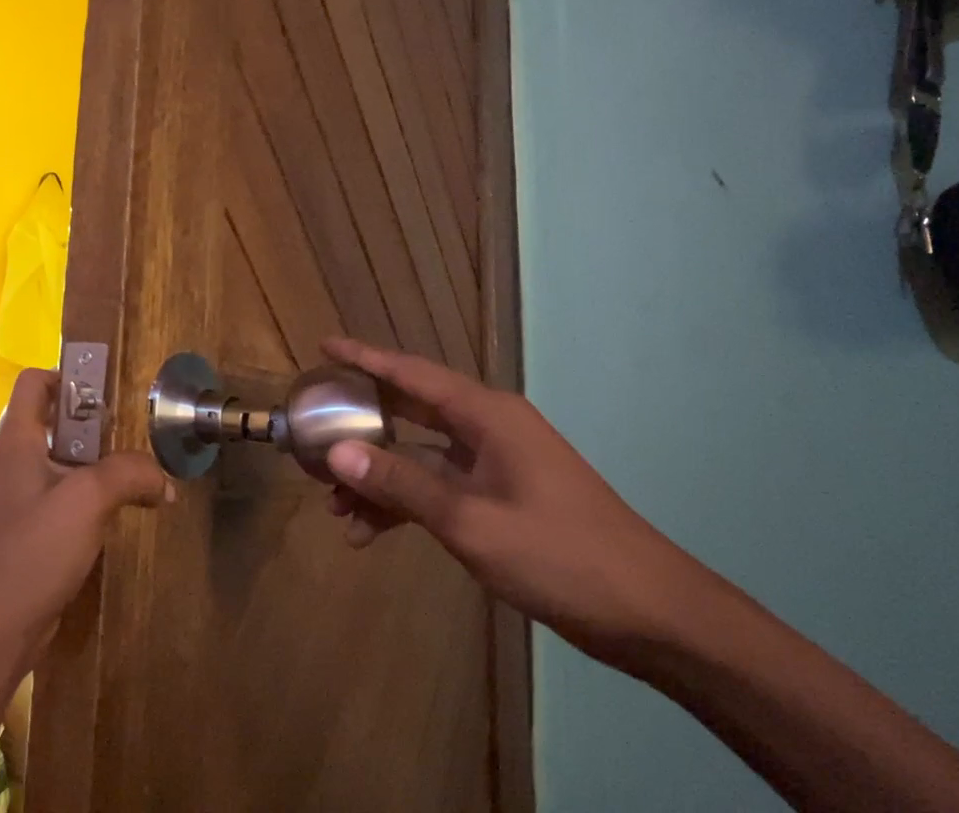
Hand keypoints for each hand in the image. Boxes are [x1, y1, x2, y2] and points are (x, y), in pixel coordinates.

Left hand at [0, 369, 173, 651]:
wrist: (0, 623)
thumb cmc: (35, 549)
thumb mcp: (86, 499)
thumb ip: (128, 475)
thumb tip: (164, 481)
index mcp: (19, 439)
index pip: (35, 382)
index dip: (69, 377)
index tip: (109, 396)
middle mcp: (20, 460)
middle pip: (60, 421)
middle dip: (101, 424)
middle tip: (138, 438)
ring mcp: (29, 495)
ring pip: (71, 461)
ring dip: (106, 464)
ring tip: (145, 475)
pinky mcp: (40, 528)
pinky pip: (73, 496)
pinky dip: (101, 497)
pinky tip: (129, 511)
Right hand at [318, 338, 714, 664]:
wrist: (649, 614)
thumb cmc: (561, 556)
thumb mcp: (470, 521)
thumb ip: (402, 484)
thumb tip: (336, 452)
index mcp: (488, 417)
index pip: (412, 374)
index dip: (365, 357)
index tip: (323, 346)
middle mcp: (488, 431)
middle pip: (409, 412)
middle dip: (359, 426)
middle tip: (310, 432)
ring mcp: (494, 467)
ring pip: (417, 457)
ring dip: (376, 479)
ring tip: (333, 507)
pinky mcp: (498, 500)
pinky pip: (435, 489)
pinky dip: (402, 505)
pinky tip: (369, 533)